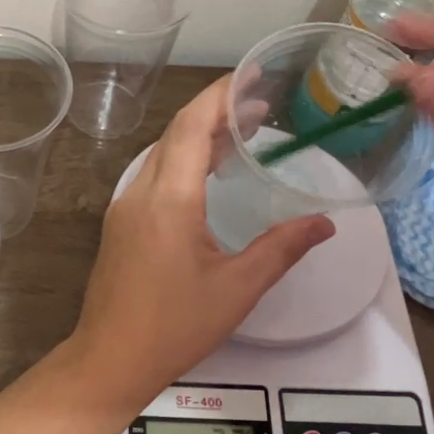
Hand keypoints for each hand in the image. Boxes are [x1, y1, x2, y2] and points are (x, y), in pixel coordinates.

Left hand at [70, 77, 335, 398]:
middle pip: (176, 134)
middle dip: (216, 112)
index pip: (192, 126)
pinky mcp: (121, 225)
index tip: (251, 75)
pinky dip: (184, 162)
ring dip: (200, 137)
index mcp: (169, 199)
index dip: (220, 95)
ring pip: (162, 155)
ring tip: (243, 133)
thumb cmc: (173, 326)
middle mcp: (141, 193)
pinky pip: (154, 177)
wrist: (109, 358)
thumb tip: (324, 224)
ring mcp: (125, 209)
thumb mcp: (237, 288)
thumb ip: (281, 249)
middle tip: (260, 104)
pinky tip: (210, 176)